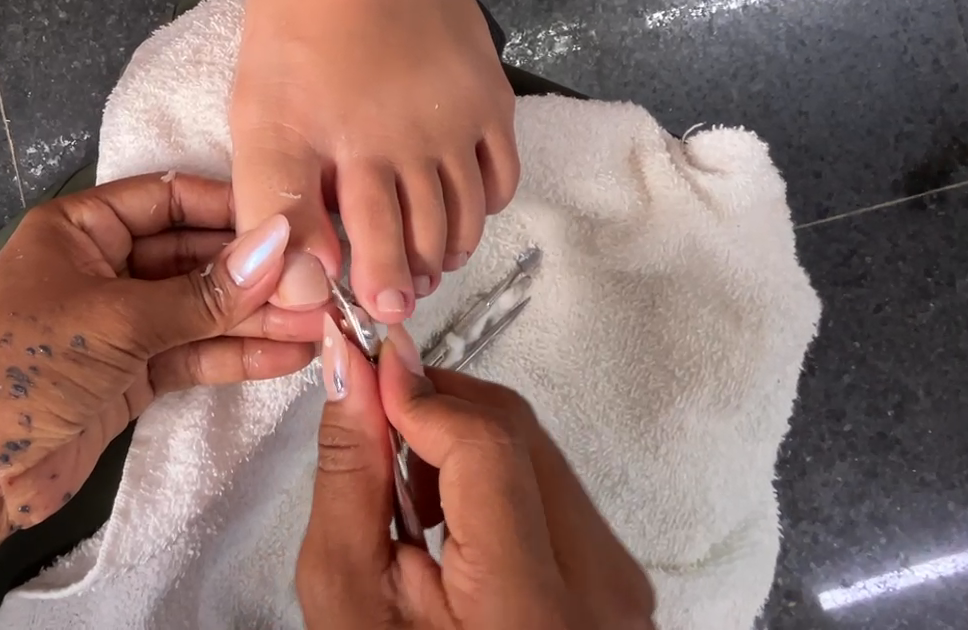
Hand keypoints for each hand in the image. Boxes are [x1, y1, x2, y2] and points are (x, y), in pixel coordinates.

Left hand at [0, 172, 321, 541]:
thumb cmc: (25, 363)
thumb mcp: (115, 319)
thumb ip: (203, 292)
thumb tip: (280, 247)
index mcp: (82, 227)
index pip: (167, 200)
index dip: (226, 208)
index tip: (291, 221)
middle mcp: (104, 265)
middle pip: (189, 256)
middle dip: (250, 271)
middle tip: (319, 281)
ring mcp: (121, 322)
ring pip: (198, 309)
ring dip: (253, 317)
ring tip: (319, 322)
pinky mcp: (133, 374)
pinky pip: (191, 353)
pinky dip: (234, 355)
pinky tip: (288, 356)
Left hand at [235, 0, 517, 322]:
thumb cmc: (291, 19)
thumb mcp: (258, 108)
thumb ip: (277, 199)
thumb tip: (308, 285)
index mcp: (342, 151)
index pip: (360, 251)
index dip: (359, 291)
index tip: (354, 315)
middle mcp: (409, 146)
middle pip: (418, 241)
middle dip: (402, 280)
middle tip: (393, 302)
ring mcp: (457, 120)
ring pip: (461, 217)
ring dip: (441, 251)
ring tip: (422, 268)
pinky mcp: (490, 94)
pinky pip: (500, 176)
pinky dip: (484, 207)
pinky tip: (463, 211)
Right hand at [297, 329, 654, 628]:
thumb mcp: (345, 587)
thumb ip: (349, 469)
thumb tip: (351, 363)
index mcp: (529, 613)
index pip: (487, 448)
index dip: (419, 394)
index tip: (364, 370)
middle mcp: (603, 591)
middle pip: (516, 430)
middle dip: (433, 406)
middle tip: (375, 432)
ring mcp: (623, 585)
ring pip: (534, 444)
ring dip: (457, 436)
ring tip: (411, 494)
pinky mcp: (619, 576)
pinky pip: (551, 479)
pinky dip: (489, 468)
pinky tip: (451, 517)